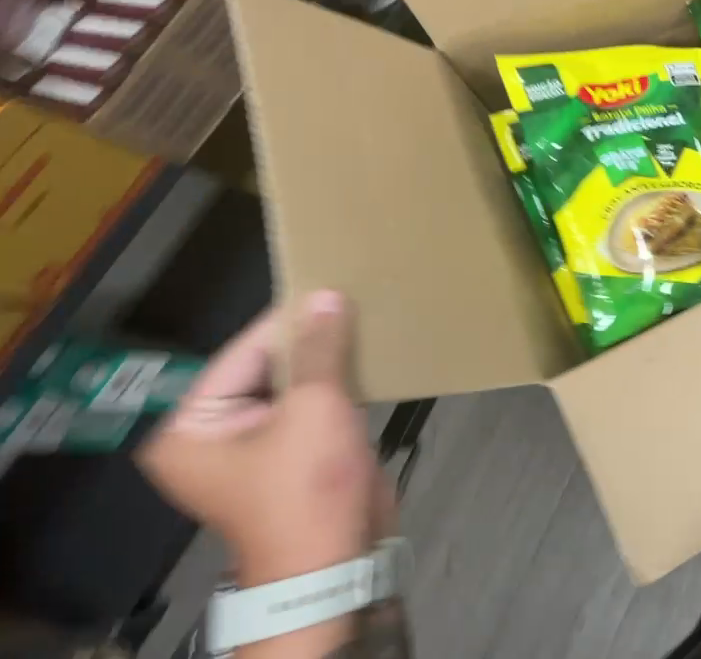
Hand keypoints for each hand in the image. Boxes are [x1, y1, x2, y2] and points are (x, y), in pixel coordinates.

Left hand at [138, 291, 391, 586]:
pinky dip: (338, 386)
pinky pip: (311, 408)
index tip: (331, 285)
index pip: (241, 356)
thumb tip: (327, 296)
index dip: (287, 322)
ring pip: (293, 388)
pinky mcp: (293, 455)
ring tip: (367, 323)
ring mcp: (254, 448)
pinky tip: (369, 361)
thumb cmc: (308, 483)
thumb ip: (320, 350)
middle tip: (354, 300)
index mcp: (191, 428)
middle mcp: (212, 436)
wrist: (336, 555)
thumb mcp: (315, 408)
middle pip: (265, 370)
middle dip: (311, 342)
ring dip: (329, 362)